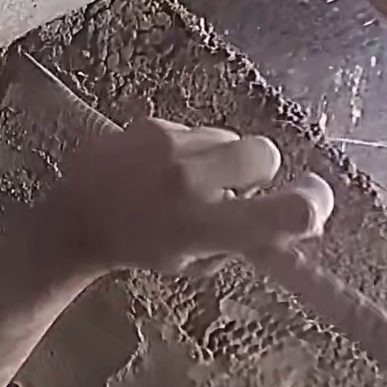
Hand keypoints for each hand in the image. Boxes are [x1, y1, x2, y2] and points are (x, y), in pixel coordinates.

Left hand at [42, 117, 330, 274]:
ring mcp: (167, 145)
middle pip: (264, 154)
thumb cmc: (136, 248)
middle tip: (226, 191)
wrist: (74, 220)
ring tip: (181, 179)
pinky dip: (184, 147)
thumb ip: (242, 240)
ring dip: (215, 158)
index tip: (309, 205)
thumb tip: (295, 219)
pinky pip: (191, 130)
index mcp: (204, 226)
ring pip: (225, 137)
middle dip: (254, 173)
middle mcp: (190, 180)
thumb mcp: (191, 262)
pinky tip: (157, 166)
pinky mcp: (149, 125)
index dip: (312, 204)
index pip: (290, 210)